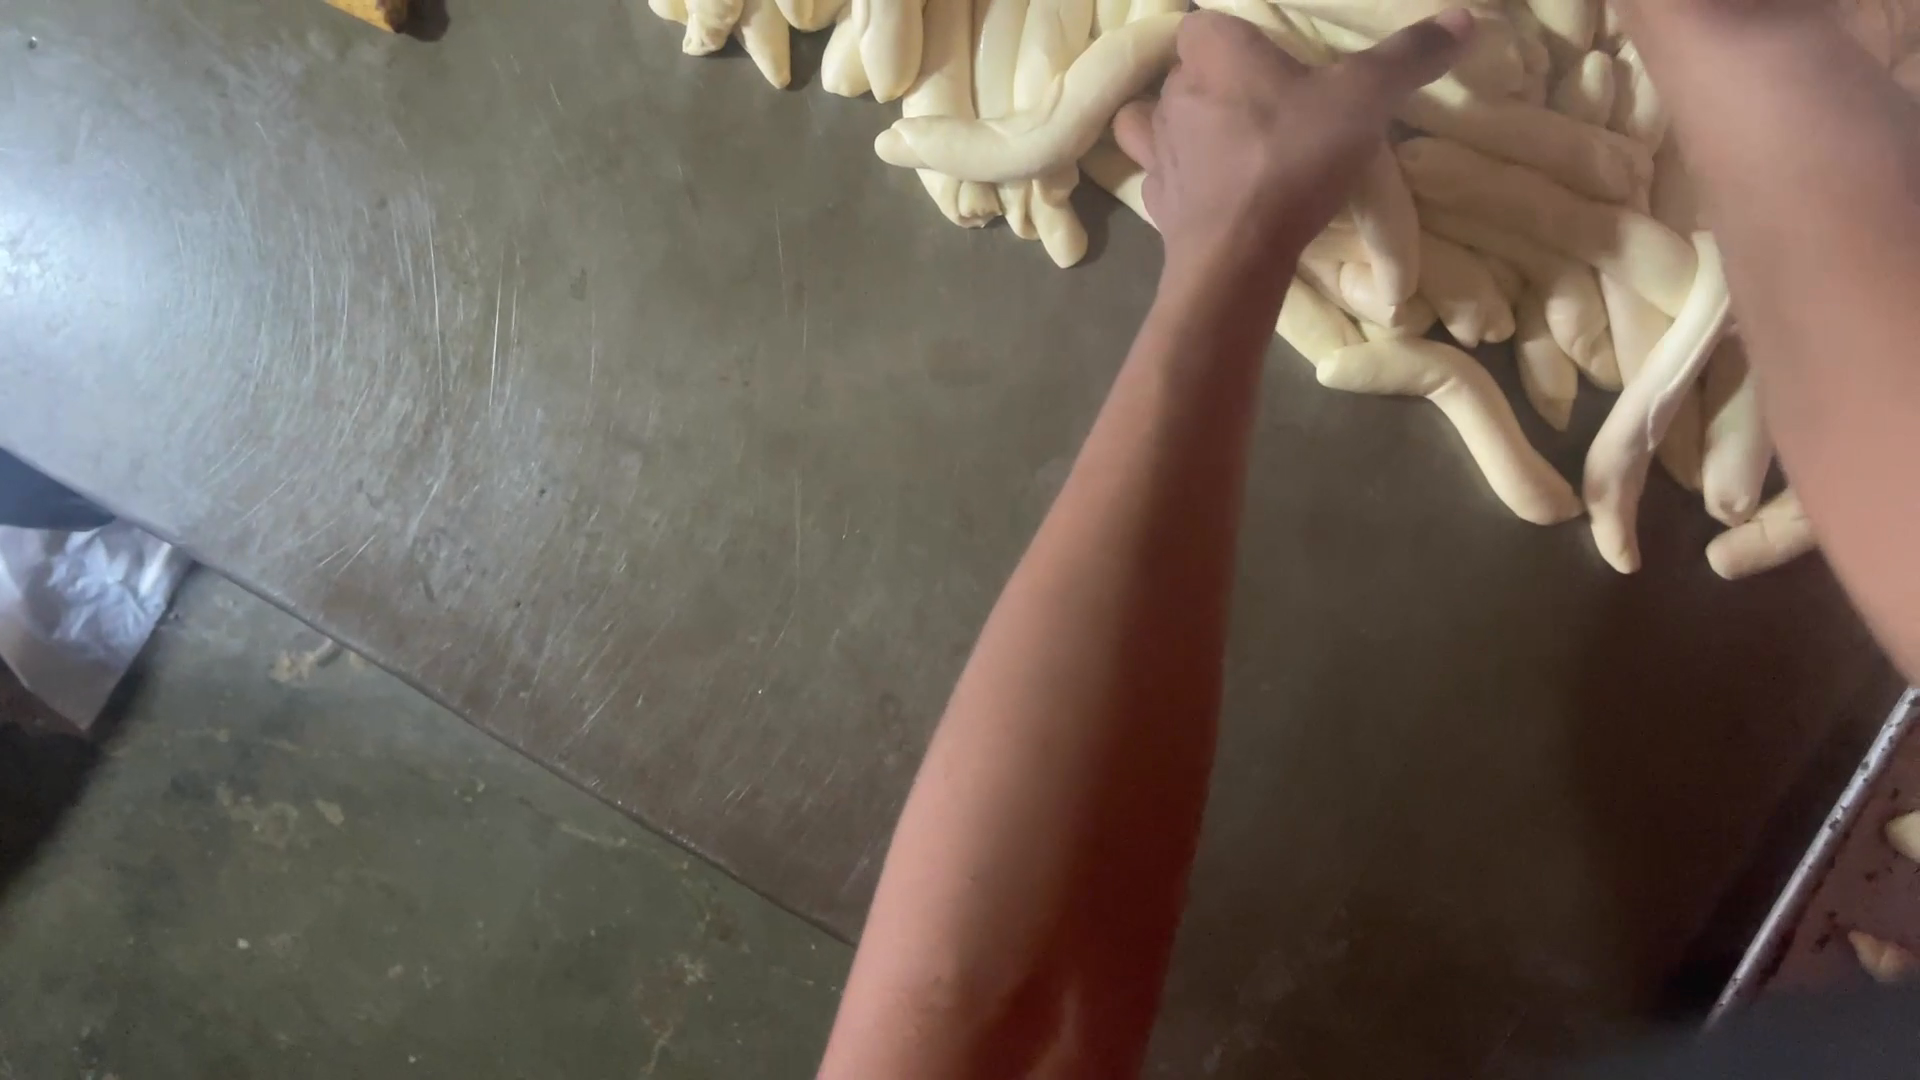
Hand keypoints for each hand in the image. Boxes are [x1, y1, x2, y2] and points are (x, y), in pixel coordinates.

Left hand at [1114, 10, 1473, 285]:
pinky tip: (1204, 189)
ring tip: (1211, 140)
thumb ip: (1408, 56)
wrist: (1236, 255)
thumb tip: (1464, 21)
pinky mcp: (1156, 205)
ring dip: (1174, 127)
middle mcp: (1174, 99)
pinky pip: (1156, 178)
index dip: (1223, 32)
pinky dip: (1175, 179)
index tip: (1254, 50)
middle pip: (1179, 73)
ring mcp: (1157, 155)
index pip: (1200, 22)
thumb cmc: (1292, 159)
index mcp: (1213, 56)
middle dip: (1207, 80)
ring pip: (1149, 124)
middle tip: (1251, 98)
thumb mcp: (1365, 98)